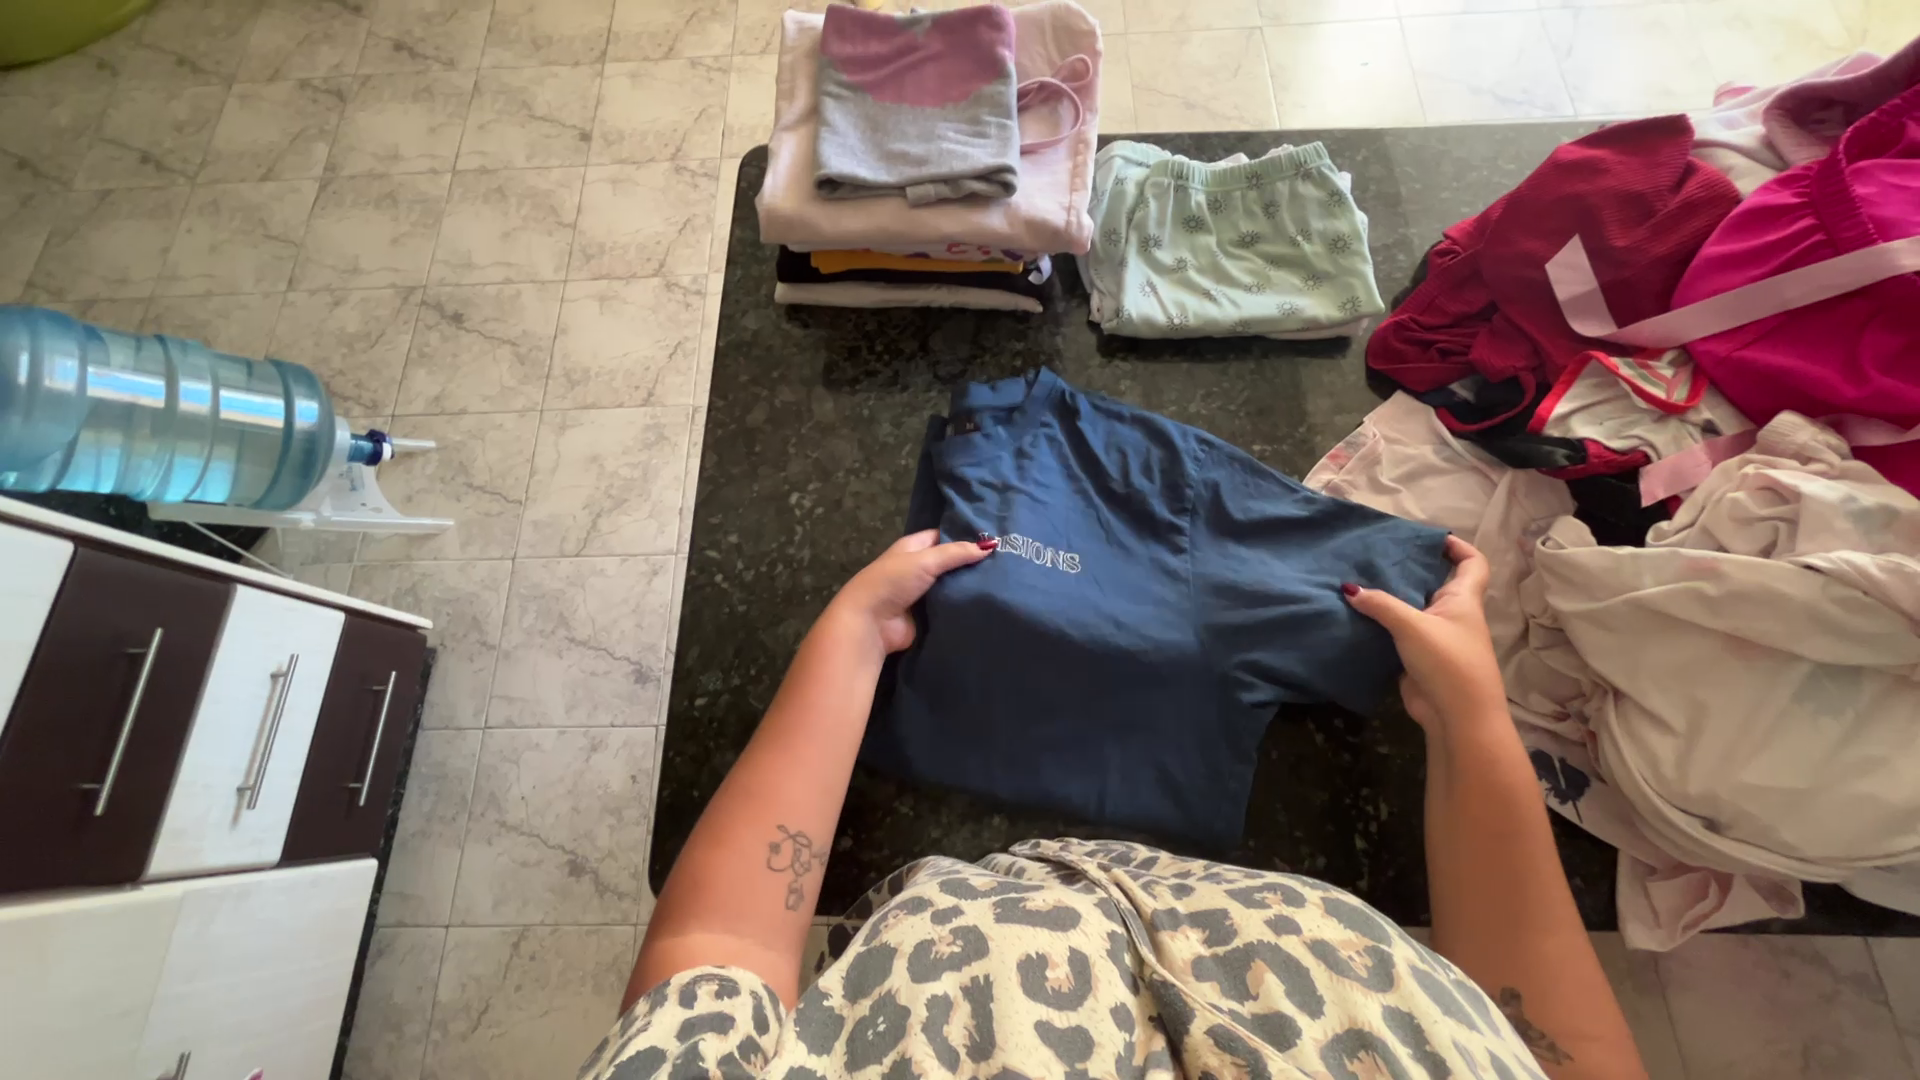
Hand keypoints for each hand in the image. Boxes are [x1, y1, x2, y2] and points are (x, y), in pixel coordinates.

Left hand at [825, 529, 996, 653]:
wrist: (871, 624)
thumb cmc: (893, 582)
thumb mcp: (924, 560)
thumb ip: (956, 553)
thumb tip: (990, 546)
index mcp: (912, 548)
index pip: (942, 536)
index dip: (964, 536)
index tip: (994, 538)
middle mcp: (918, 568)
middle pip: (950, 563)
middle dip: (972, 563)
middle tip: (1007, 560)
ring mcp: (924, 593)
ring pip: (953, 585)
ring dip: (971, 585)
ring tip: (1005, 582)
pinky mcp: (929, 615)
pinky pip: (951, 607)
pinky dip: (965, 605)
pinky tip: (990, 602)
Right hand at [1343, 535, 1506, 731]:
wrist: (1456, 716)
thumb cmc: (1448, 662)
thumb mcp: (1413, 626)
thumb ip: (1380, 604)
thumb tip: (1348, 588)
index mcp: (1463, 601)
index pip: (1473, 564)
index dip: (1459, 547)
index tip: (1431, 538)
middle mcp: (1451, 615)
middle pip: (1434, 583)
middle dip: (1410, 569)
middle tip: (1377, 556)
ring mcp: (1433, 637)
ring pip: (1410, 608)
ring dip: (1388, 597)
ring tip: (1357, 581)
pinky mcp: (1416, 657)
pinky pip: (1394, 632)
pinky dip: (1377, 623)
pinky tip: (1353, 617)